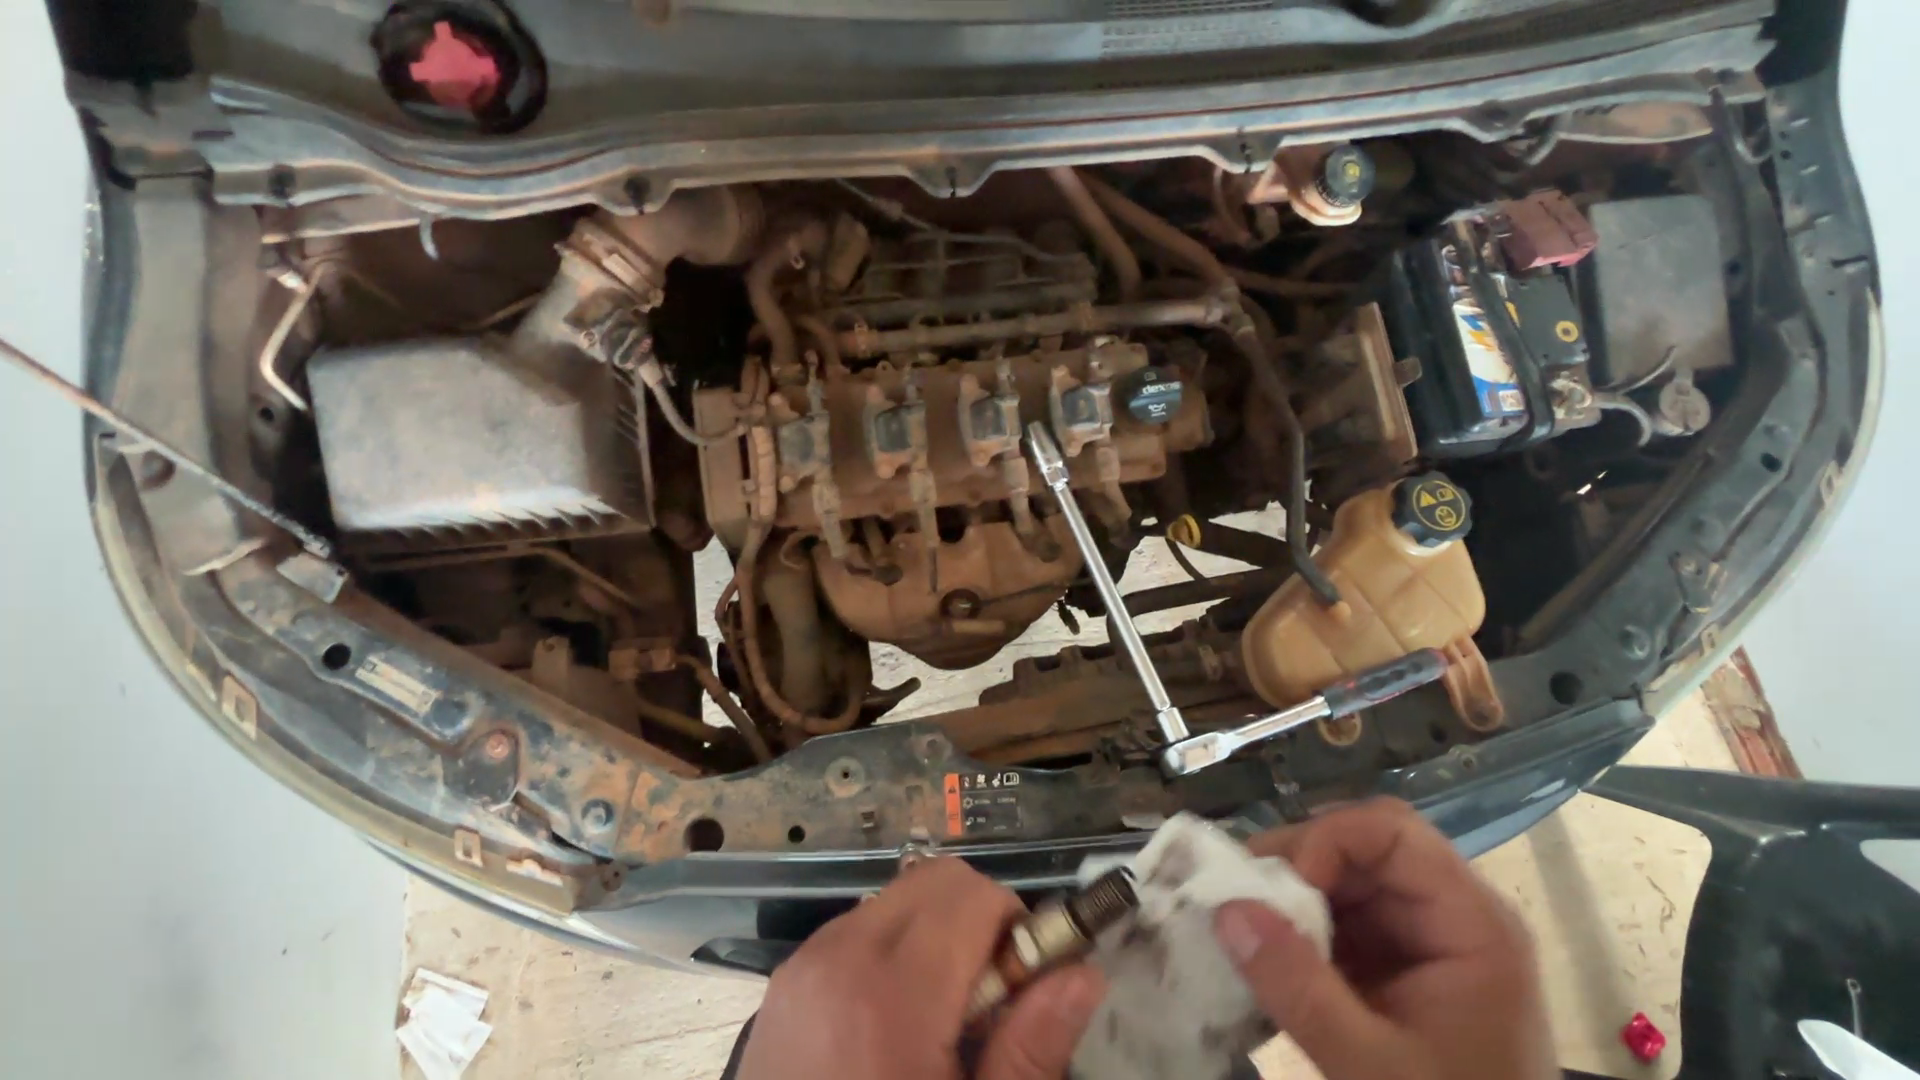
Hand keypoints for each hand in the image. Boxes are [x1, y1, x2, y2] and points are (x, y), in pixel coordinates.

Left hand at [735, 857, 1106, 1079]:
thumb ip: (1030, 1051)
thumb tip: (1083, 974)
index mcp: (892, 994)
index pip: (973, 894)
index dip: (1014, 927)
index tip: (1022, 988)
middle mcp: (841, 956)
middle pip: (936, 881)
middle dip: (978, 922)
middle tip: (988, 1004)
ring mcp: (805, 965)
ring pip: (898, 898)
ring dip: (935, 934)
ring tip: (938, 1020)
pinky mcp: (786, 981)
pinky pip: (858, 926)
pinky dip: (892, 950)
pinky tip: (891, 1024)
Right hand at [1215, 799, 1555, 1079]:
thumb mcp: (1369, 1067)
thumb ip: (1299, 988)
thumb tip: (1226, 908)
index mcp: (1472, 924)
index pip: (1390, 829)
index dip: (1325, 841)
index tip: (1277, 890)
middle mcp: (1453, 912)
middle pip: (1364, 843)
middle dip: (1297, 864)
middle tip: (1243, 904)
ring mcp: (1426, 934)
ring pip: (1345, 873)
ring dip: (1291, 893)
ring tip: (1251, 932)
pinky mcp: (1400, 959)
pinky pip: (1342, 912)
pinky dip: (1299, 923)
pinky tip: (1273, 955)